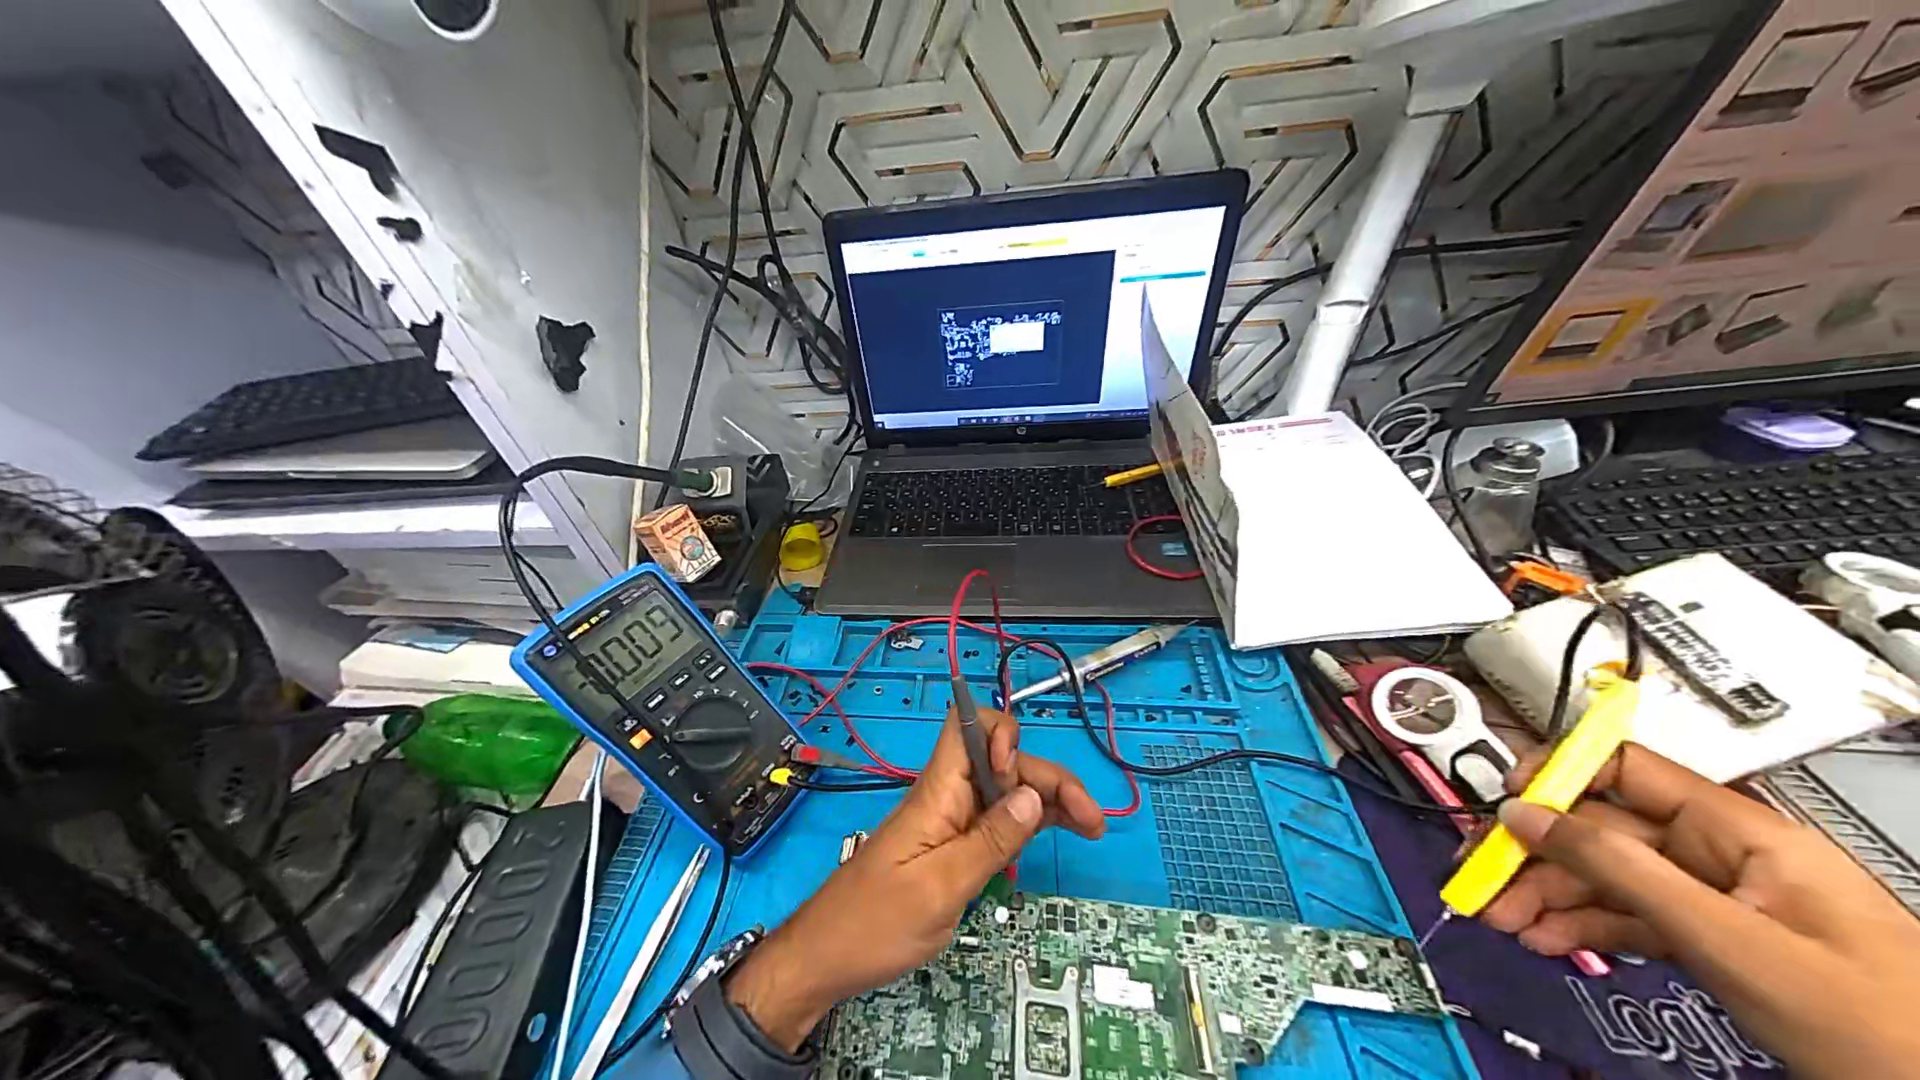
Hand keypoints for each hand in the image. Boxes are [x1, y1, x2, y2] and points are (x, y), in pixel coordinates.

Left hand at [724, 705, 1104, 1049]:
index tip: (1017, 771)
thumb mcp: (940, 888)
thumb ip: (990, 841)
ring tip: (1091, 826)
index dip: (999, 732)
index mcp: (938, 790)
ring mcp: (957, 818)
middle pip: (1005, 761)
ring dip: (1051, 799)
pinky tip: (1064, 831)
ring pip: (1011, 789)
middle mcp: (951, 794)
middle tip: (1090, 820)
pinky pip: (1004, 819)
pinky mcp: (960, 842)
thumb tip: (1032, 795)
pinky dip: (1035, 821)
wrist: (830, 955)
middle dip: (1049, 777)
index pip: (965, 724)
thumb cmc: (877, 921)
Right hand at [1480, 744, 1919, 1078]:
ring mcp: (1711, 896)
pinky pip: (1624, 914)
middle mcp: (1716, 852)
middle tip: (1483, 877)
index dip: (1559, 773)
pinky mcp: (1707, 936)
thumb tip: (1526, 815)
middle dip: (1534, 856)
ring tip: (1503, 918)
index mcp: (1738, 831)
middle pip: (1598, 831)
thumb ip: (1620, 869)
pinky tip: (1544, 937)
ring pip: (1602, 876)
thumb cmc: (1877, 1025)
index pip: (1625, 768)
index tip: (1507, 798)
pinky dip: (1578, 924)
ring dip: (1544, 895)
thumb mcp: (1730, 940)